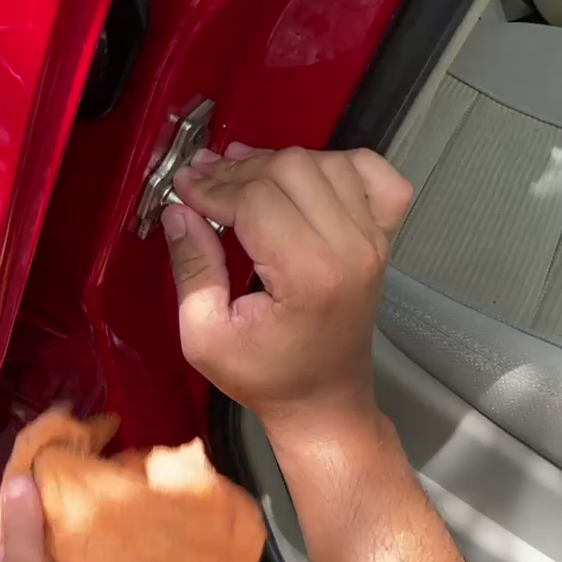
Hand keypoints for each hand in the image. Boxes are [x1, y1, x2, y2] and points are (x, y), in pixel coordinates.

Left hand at [0, 477, 100, 561]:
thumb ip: (25, 527)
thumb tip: (18, 477)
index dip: (24, 493)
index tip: (59, 474)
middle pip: (25, 532)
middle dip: (53, 514)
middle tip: (89, 490)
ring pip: (49, 556)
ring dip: (72, 541)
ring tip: (103, 513)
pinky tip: (110, 551)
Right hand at [163, 143, 412, 433]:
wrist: (321, 400)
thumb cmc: (263, 377)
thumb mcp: (204, 337)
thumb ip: (192, 269)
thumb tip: (178, 211)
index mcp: (308, 275)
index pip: (257, 199)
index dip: (213, 187)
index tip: (181, 187)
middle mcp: (350, 248)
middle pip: (290, 170)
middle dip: (237, 170)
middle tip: (200, 180)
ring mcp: (373, 239)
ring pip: (325, 163)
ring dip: (275, 161)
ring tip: (236, 173)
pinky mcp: (383, 238)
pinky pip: (373, 174)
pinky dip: (337, 163)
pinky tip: (303, 176)